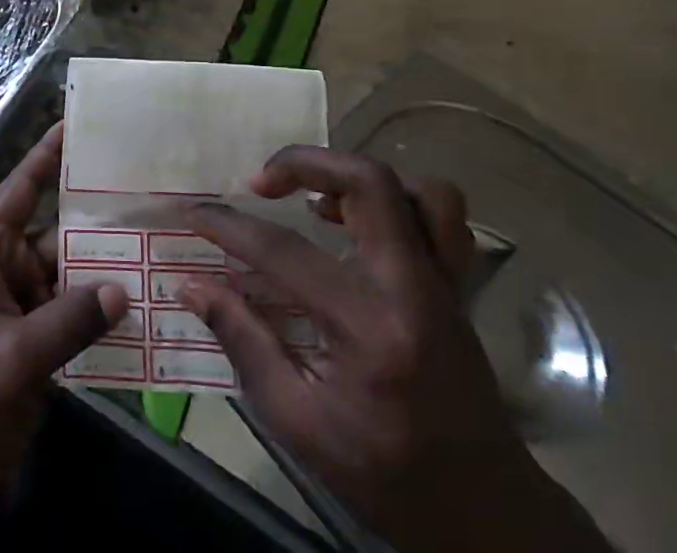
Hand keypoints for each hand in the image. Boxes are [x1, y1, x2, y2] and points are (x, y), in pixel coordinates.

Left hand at [0, 123, 126, 551]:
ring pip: (74, 278)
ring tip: (173, 250)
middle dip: (102, 220)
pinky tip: (155, 313)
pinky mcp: (37, 347)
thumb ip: (67, 321)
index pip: (19, 190)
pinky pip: (78, 320)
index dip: (47, 156)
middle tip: (161, 198)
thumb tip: (123, 287)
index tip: (80, 122)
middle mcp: (6, 271)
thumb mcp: (9, 355)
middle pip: (59, 233)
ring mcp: (23, 310)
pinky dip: (108, 318)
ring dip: (114, 272)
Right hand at [181, 146, 610, 552]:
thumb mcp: (295, 418)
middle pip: (369, 185)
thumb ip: (242, 340)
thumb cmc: (383, 472)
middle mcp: (414, 289)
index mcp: (370, 327)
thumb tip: (191, 285)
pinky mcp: (456, 291)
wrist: (485, 511)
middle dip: (303, 164)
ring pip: (418, 191)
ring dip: (357, 180)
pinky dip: (395, 202)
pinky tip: (353, 225)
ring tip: (313, 200)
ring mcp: (444, 285)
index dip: (228, 226)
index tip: (192, 214)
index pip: (284, 251)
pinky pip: (439, 221)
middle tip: (258, 183)